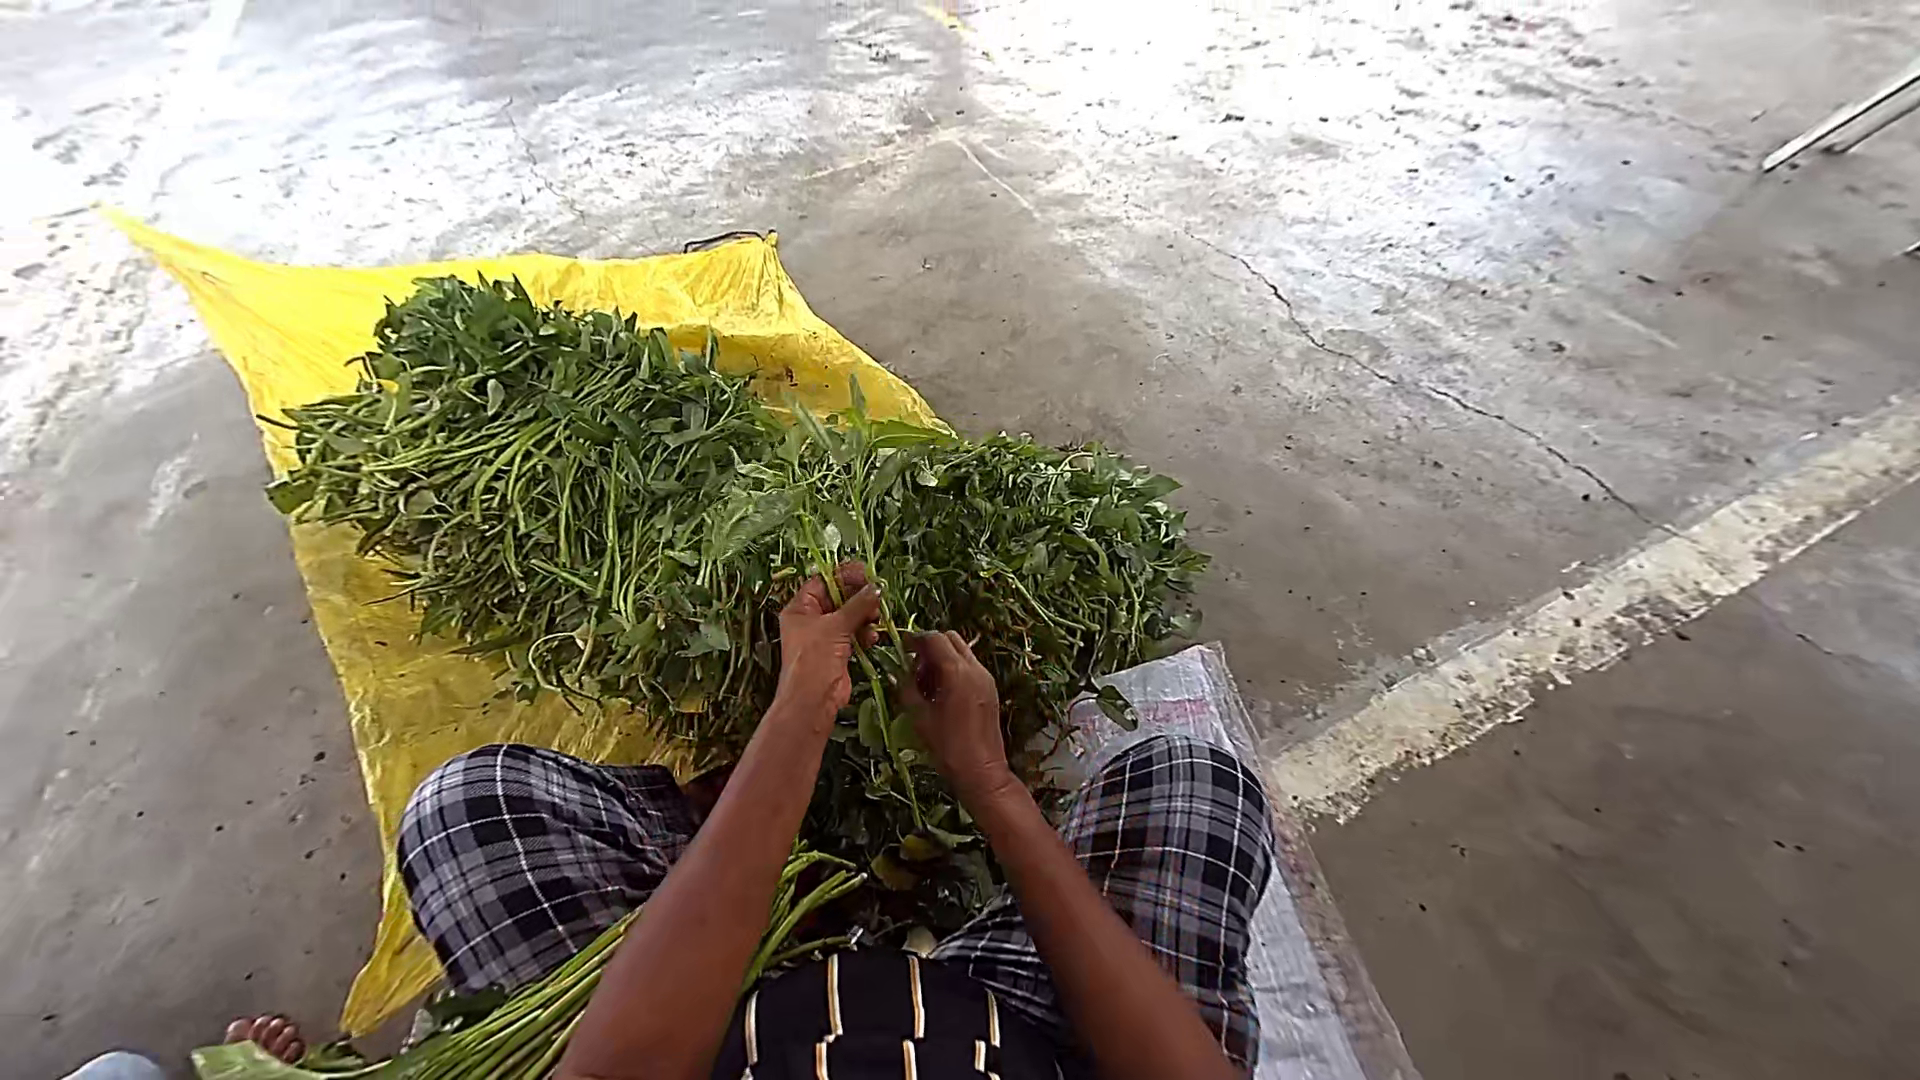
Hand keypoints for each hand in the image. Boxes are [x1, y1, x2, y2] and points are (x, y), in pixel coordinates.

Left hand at [775, 562, 881, 719]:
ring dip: (865, 616)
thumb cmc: (815, 658)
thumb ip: (858, 604)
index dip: (843, 576)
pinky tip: (872, 637)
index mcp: (800, 608)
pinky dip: (865, 632)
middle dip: (859, 597)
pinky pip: (855, 633)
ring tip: (877, 618)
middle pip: (838, 598)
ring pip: (850, 616)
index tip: (866, 573)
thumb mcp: (836, 625)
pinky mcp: (838, 650)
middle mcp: (811, 619)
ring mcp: (825, 636)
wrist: (814, 700)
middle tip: (877, 596)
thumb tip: (876, 587)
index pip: (822, 582)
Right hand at [903, 631, 1014, 802]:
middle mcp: (974, 668)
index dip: (915, 639)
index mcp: (956, 671)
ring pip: (962, 651)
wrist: (982, 770)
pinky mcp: (990, 688)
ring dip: (943, 656)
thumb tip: (898, 671)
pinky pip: (969, 666)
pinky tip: (942, 691)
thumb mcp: (919, 716)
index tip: (901, 648)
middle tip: (914, 665)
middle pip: (951, 639)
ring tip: (926, 681)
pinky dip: (954, 668)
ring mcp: (986, 677)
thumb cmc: (947, 746)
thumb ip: (907, 687)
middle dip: (930, 646)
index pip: (934, 638)